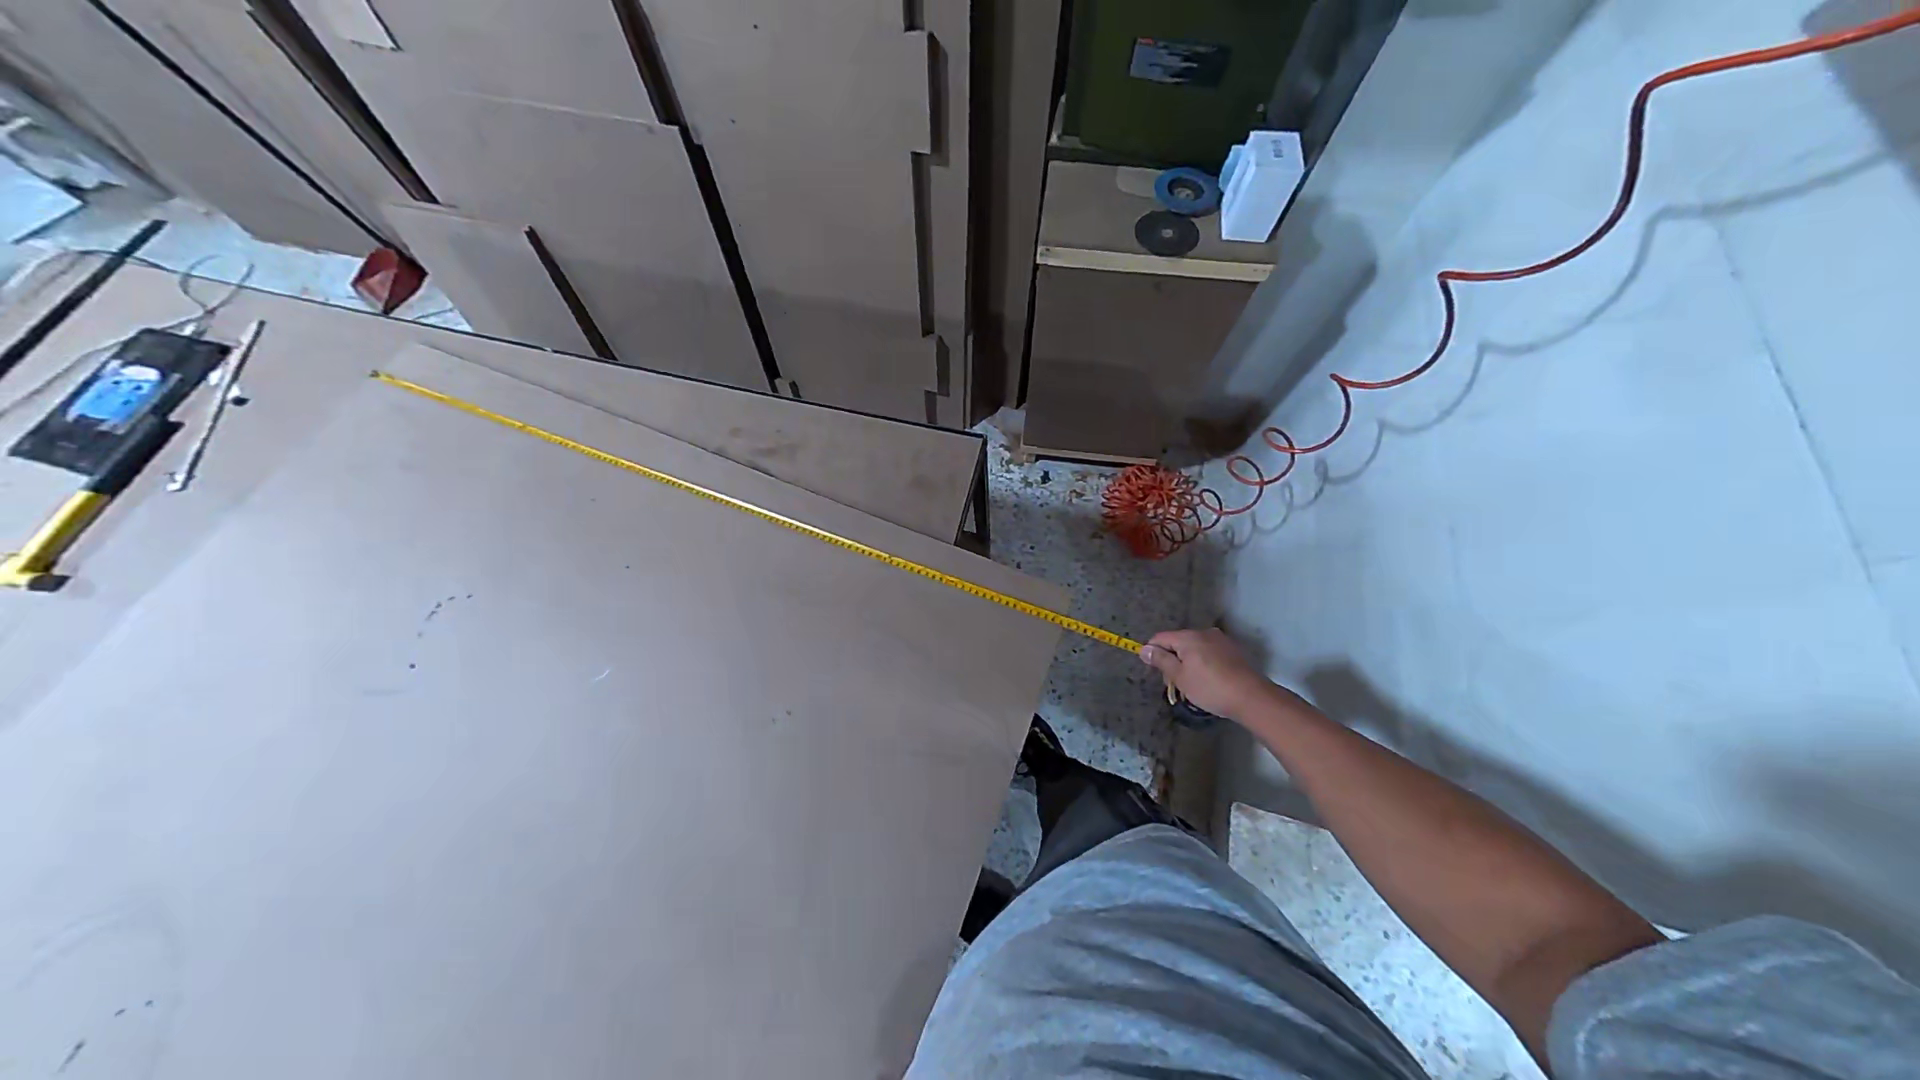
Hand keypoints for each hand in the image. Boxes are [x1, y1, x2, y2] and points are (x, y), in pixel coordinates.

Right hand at [1139, 628, 1279, 720]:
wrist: (1251, 697)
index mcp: (1189, 637)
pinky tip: (1208, 681)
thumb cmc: (1210, 687)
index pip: (1160, 638)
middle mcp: (1205, 633)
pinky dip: (1203, 663)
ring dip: (1187, 663)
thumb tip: (1144, 649)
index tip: (1154, 671)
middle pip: (1178, 642)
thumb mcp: (1180, 677)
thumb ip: (1161, 660)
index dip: (1152, 652)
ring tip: (1191, 685)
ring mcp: (1221, 640)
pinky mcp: (1233, 651)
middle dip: (1172, 660)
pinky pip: (1209, 653)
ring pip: (1195, 648)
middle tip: (1174, 684)